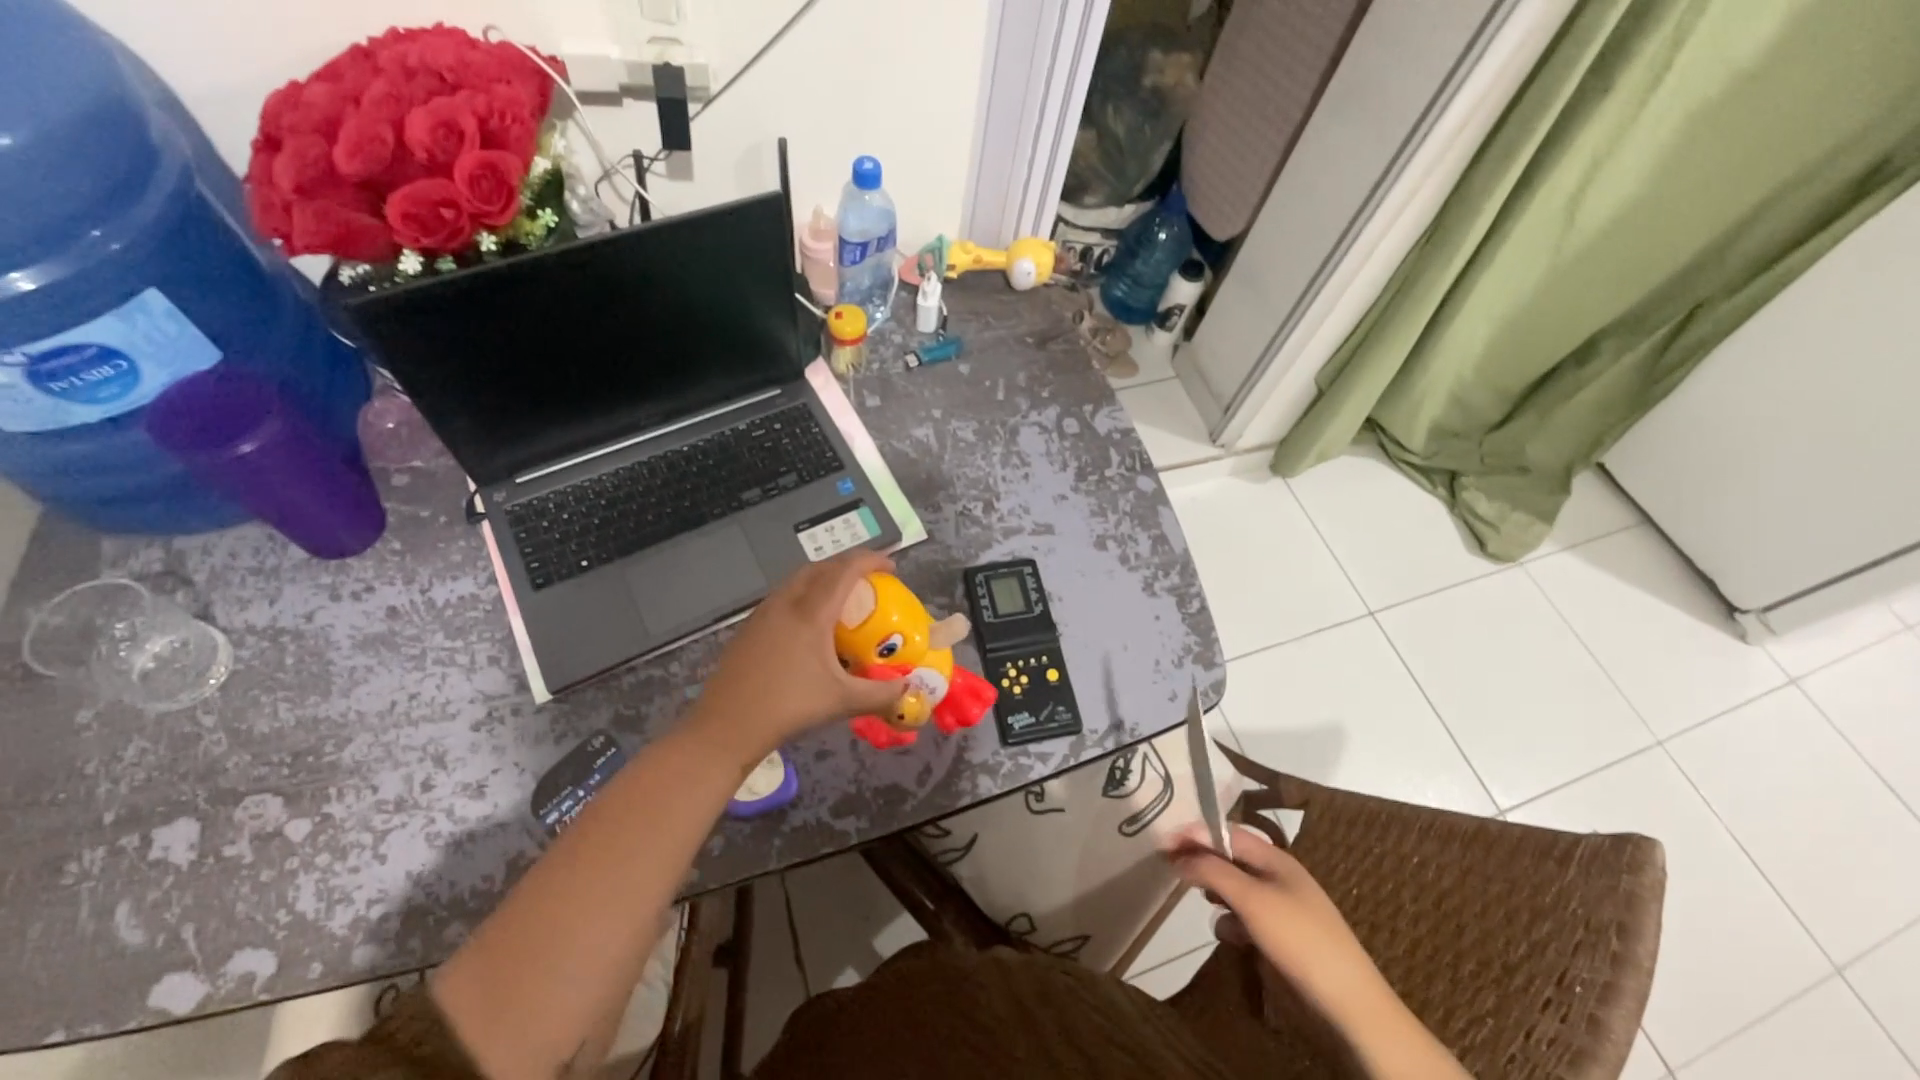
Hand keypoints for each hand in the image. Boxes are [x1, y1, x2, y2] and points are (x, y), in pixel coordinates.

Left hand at [686, 550, 904, 762]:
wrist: (726, 727)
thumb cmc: (788, 708)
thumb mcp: (842, 702)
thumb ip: (880, 694)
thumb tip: (907, 688)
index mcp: (810, 613)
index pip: (844, 571)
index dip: (870, 561)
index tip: (891, 566)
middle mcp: (785, 604)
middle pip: (819, 568)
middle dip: (846, 567)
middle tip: (868, 582)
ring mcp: (762, 615)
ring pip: (796, 582)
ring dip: (822, 581)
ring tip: (841, 601)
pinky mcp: (749, 630)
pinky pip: (782, 600)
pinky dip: (803, 599)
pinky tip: (809, 628)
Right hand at [1165, 823, 1393, 1031]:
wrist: (1344, 1000)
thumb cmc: (1298, 938)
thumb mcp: (1251, 898)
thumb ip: (1212, 871)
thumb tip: (1179, 854)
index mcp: (1276, 859)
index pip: (1229, 833)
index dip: (1196, 834)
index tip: (1164, 843)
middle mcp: (1277, 878)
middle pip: (1230, 860)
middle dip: (1203, 864)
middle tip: (1173, 870)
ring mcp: (1279, 910)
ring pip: (1234, 892)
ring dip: (1217, 897)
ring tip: (1206, 905)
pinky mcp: (1277, 939)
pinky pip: (1244, 921)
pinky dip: (1232, 925)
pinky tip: (1232, 939)